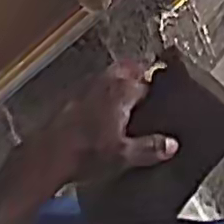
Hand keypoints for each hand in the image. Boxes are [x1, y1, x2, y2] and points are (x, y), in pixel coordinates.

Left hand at [33, 60, 177, 184]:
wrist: (50, 154)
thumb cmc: (88, 153)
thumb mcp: (124, 155)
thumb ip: (150, 148)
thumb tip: (173, 144)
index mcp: (123, 90)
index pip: (148, 83)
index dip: (157, 91)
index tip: (164, 98)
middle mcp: (107, 81)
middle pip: (129, 68)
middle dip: (140, 74)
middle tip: (149, 88)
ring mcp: (88, 85)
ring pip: (111, 74)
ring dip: (121, 79)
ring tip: (129, 97)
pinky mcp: (74, 94)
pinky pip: (96, 84)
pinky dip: (105, 89)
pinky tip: (104, 108)